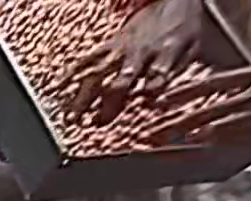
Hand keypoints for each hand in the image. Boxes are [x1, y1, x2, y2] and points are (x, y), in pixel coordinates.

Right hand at [69, 0, 205, 117]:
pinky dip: (70, 73)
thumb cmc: (183, 27)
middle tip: (97, 121)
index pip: (156, 79)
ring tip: (71, 117)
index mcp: (167, 51)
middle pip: (121, 82)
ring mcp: (121, 49)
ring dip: (84, 97)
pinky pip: (86, 59)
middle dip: (109, 102)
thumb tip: (156, 97)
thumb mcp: (193, 46)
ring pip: (99, 75)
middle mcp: (140, 52)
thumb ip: (175, 72)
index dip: (147, 94)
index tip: (137, 107)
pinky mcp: (108, 44)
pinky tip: (57, 87)